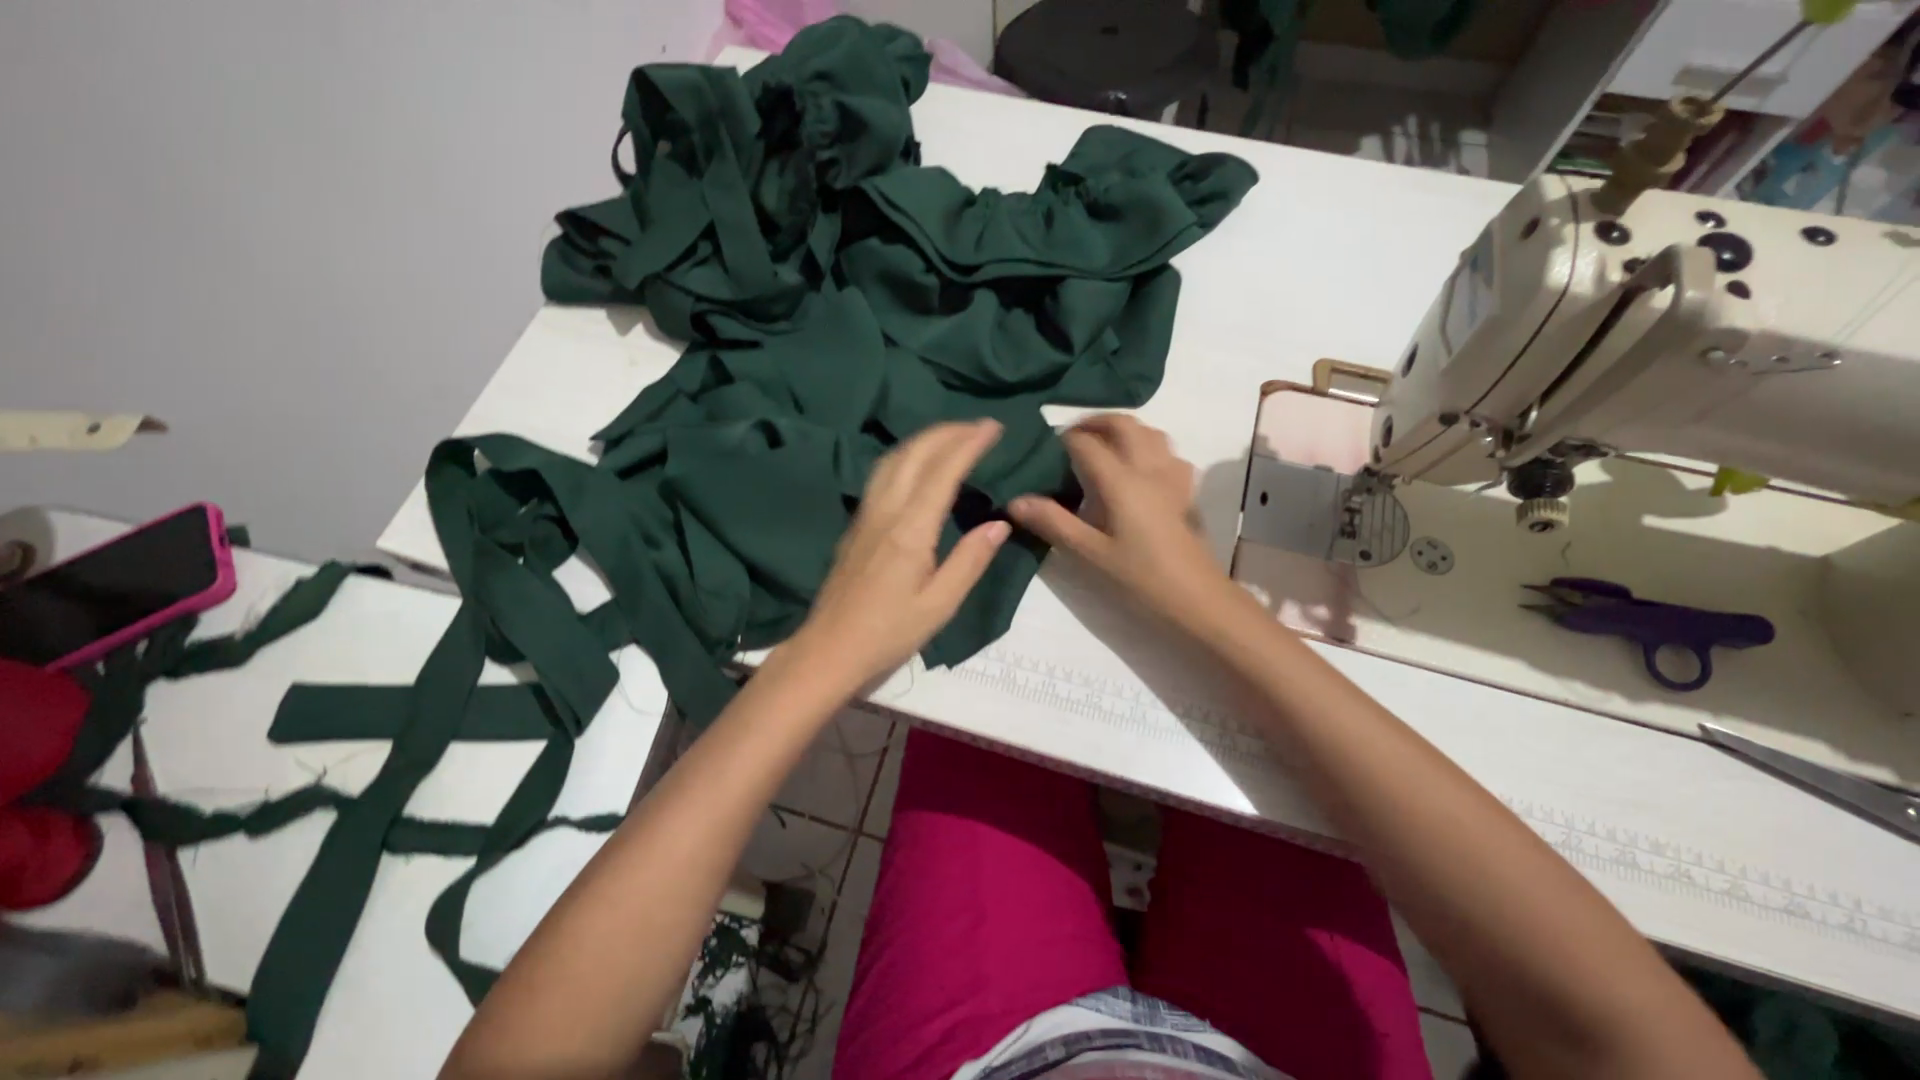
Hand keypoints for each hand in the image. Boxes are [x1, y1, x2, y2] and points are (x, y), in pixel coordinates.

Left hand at [791, 419, 1011, 683]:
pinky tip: (917, 464)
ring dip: (924, 439)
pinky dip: (907, 456)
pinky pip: (882, 474)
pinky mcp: (856, 525)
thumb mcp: (940, 604)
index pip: (943, 471)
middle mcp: (885, 511)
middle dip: (948, 432)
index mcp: (910, 529)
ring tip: (952, 436)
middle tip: (979, 425)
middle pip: (915, 453)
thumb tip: (999, 523)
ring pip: (893, 459)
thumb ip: (970, 560)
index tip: (994, 426)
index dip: (969, 443)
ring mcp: (865, 515)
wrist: (830, 649)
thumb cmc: (889, 633)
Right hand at [1010, 415, 1230, 632]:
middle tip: (1070, 439)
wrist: (1197, 600)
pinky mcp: (1187, 491)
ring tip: (1102, 448)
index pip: (1085, 443)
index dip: (1061, 441)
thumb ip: (1052, 522)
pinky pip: (1167, 452)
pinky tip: (1138, 470)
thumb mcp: (1089, 554)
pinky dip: (1148, 447)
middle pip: (1122, 424)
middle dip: (1093, 423)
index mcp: (1121, 480)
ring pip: (1149, 432)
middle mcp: (1149, 467)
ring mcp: (1173, 476)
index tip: (1042, 453)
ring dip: (1123, 430)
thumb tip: (1015, 499)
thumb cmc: (1139, 578)